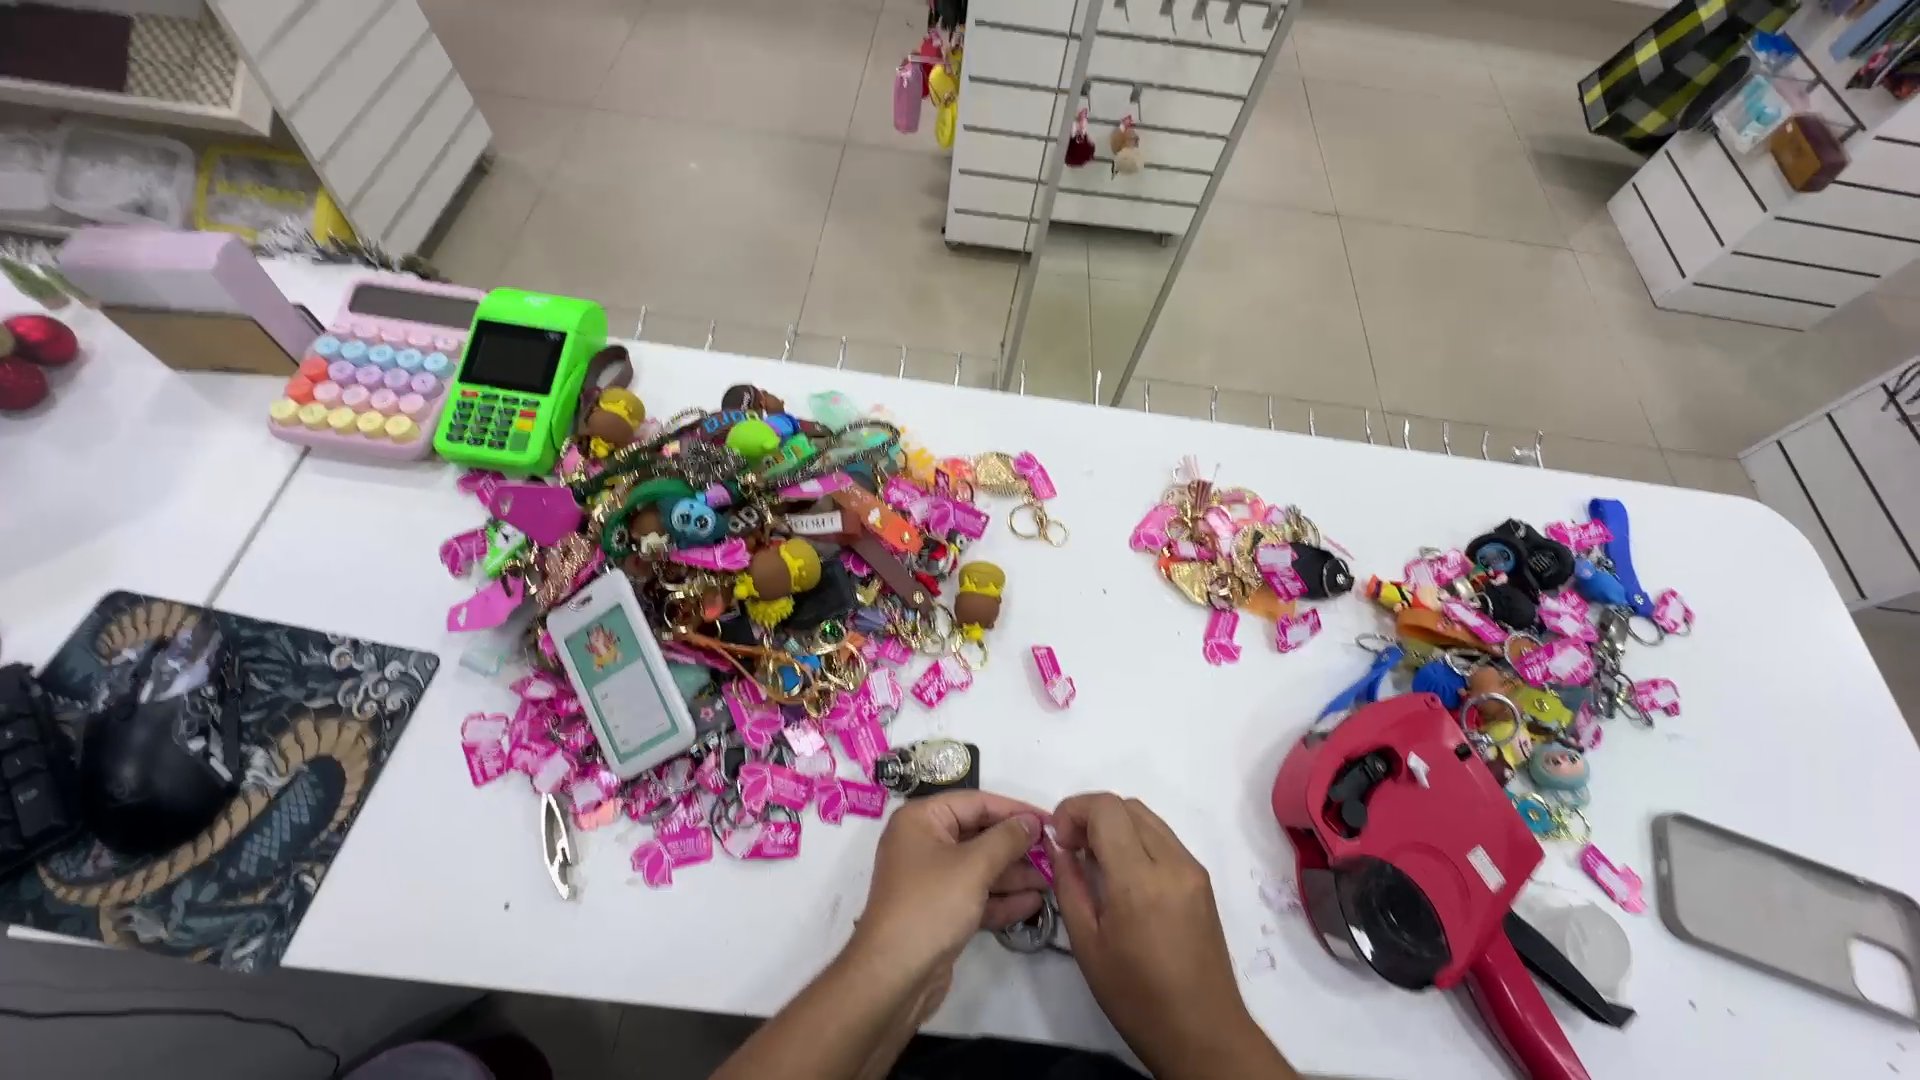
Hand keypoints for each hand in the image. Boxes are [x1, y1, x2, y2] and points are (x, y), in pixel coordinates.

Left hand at [854, 791, 1047, 975]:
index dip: (1015, 810)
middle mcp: (924, 843)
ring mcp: (931, 879)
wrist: (893, 977)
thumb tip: (1031, 821)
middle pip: (979, 834)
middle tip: (1056, 852)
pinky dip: (1001, 899)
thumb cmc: (930, 906)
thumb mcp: (973, 866)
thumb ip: (1006, 839)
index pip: (976, 802)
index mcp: (921, 819)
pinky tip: (1034, 903)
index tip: (1050, 820)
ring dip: (1015, 873)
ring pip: (980, 867)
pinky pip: (976, 895)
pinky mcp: (940, 910)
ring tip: (1053, 878)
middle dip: (1017, 845)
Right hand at [1051, 793, 1289, 1079]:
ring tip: (1094, 859)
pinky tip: (1121, 872)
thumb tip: (1058, 844)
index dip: (1074, 810)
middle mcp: (1172, 863)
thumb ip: (1069, 884)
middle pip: (1126, 805)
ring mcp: (1192, 868)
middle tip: (1071, 848)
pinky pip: (1163, 837)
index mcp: (1140, 880)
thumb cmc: (1136, 997)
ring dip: (1114, 824)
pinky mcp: (1202, 879)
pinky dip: (1135, 838)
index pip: (1106, 808)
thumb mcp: (1087, 944)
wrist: (1203, 1034)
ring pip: (1146, 817)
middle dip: (1091, 815)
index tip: (1059, 840)